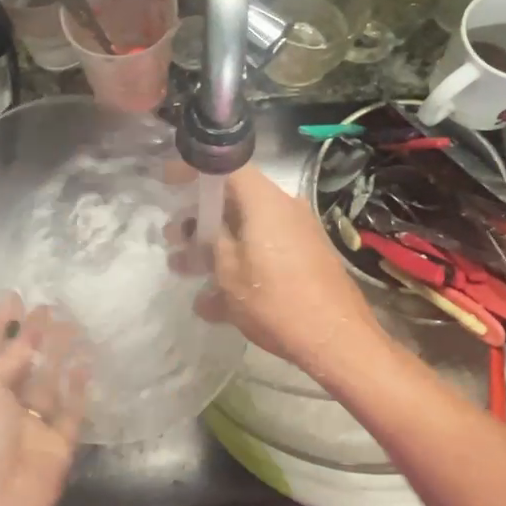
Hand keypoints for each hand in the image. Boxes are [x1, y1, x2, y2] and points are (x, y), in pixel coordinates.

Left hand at [0, 293, 87, 505]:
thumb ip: (10, 356)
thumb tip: (32, 329)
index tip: (13, 297)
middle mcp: (2, 403)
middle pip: (18, 361)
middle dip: (31, 333)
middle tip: (48, 306)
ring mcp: (31, 423)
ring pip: (46, 380)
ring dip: (57, 352)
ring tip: (72, 322)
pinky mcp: (57, 441)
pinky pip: (70, 409)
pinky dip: (78, 386)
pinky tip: (86, 361)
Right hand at [173, 166, 383, 380]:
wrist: (337, 339)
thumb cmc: (276, 300)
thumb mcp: (229, 271)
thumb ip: (211, 242)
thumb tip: (202, 231)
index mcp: (264, 201)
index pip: (226, 166)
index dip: (194, 170)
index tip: (168, 182)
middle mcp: (283, 208)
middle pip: (234, 200)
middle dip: (199, 219)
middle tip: (172, 238)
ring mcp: (297, 234)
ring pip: (246, 230)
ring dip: (214, 247)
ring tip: (184, 269)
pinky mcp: (304, 259)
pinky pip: (262, 251)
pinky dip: (237, 265)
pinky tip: (212, 301)